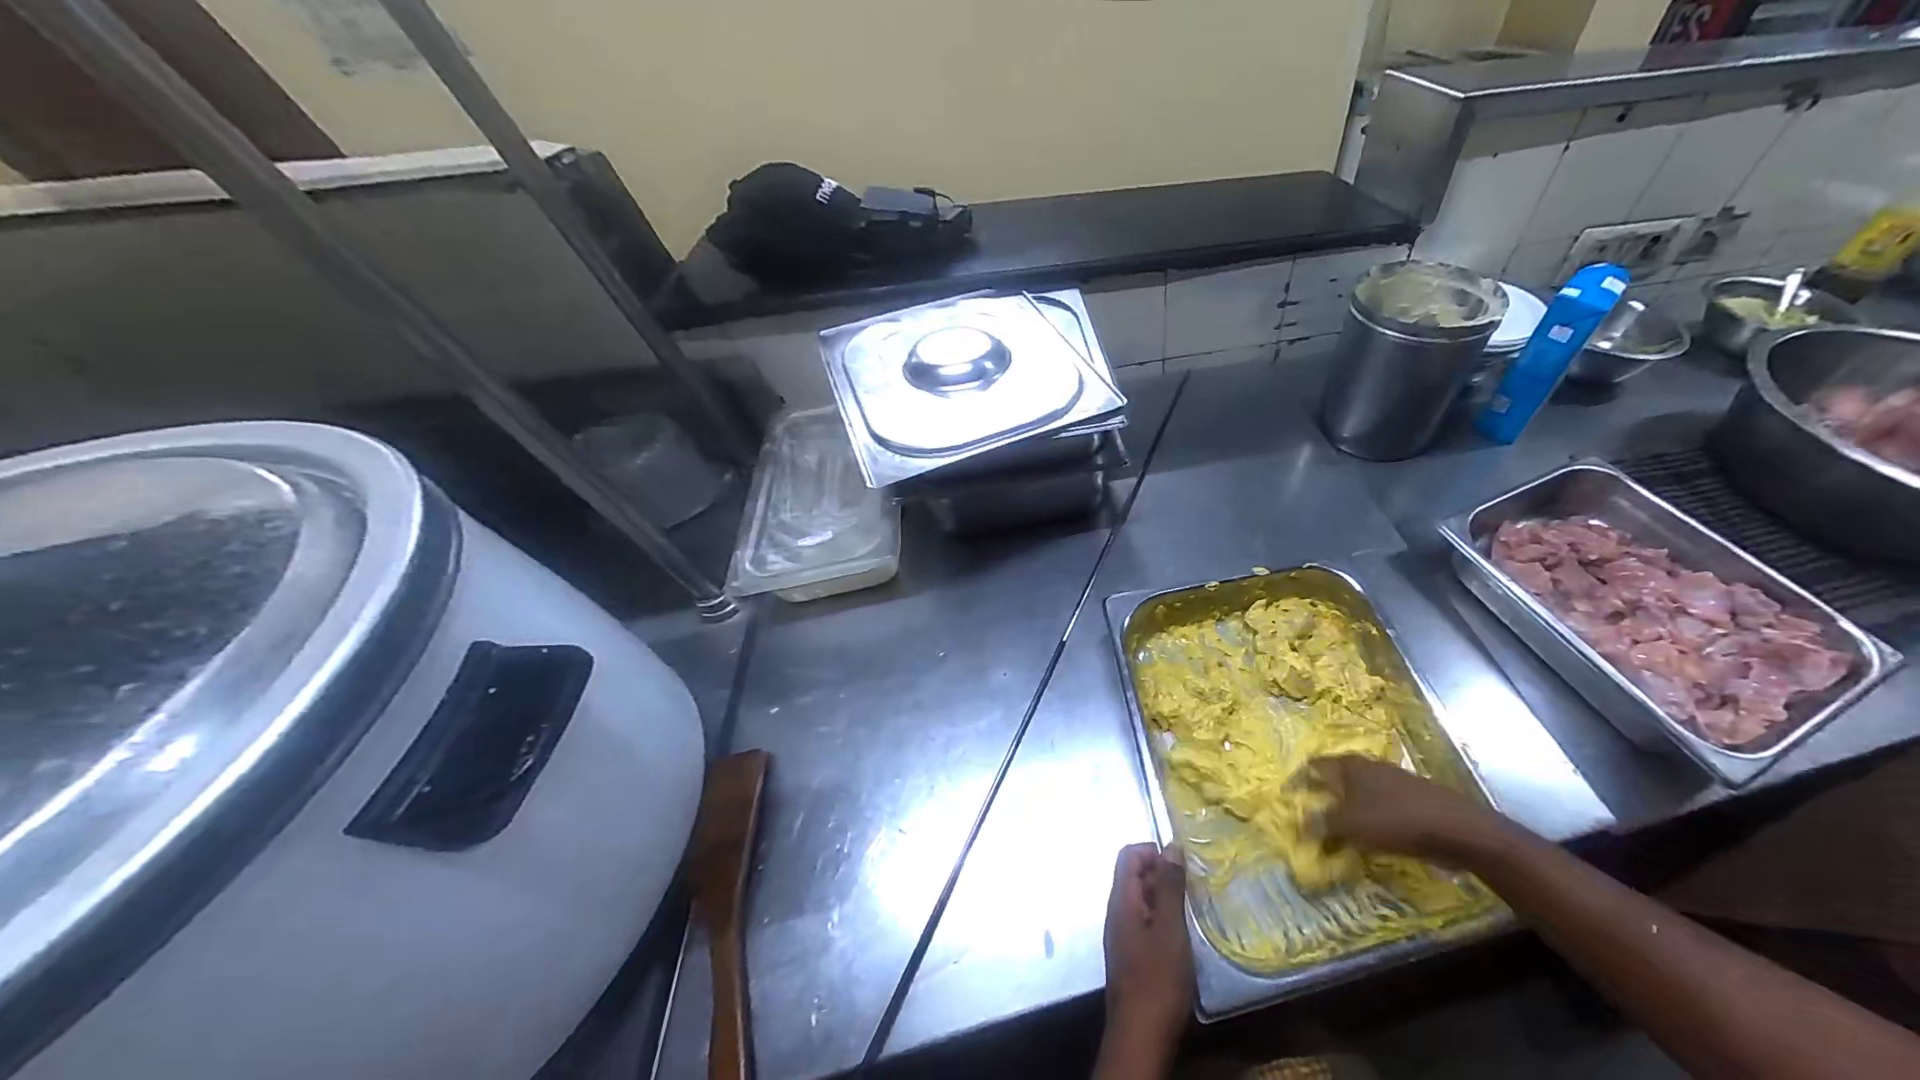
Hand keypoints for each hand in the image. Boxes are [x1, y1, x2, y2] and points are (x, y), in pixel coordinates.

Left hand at [1100, 843, 1193, 1065]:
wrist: (1140, 1036)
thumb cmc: (1157, 979)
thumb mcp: (1169, 929)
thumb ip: (1168, 887)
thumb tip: (1170, 847)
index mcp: (1121, 900)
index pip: (1128, 855)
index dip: (1153, 852)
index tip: (1182, 865)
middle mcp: (1116, 912)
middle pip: (1133, 875)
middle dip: (1161, 873)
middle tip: (1193, 888)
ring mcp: (1122, 934)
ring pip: (1141, 900)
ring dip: (1164, 897)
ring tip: (1192, 910)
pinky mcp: (1131, 955)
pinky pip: (1144, 922)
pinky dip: (1162, 918)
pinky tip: (1182, 936)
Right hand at [1308, 755, 1509, 865]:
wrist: (1459, 829)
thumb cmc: (1395, 820)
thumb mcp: (1349, 826)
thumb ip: (1321, 825)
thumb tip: (1298, 826)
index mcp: (1347, 765)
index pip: (1311, 767)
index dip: (1297, 782)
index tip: (1286, 799)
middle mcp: (1367, 766)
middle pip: (1335, 778)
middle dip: (1321, 796)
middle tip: (1310, 816)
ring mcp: (1392, 779)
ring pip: (1357, 792)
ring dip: (1345, 808)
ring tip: (1337, 830)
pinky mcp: (1412, 797)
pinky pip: (1378, 805)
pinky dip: (1367, 817)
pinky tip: (1369, 835)